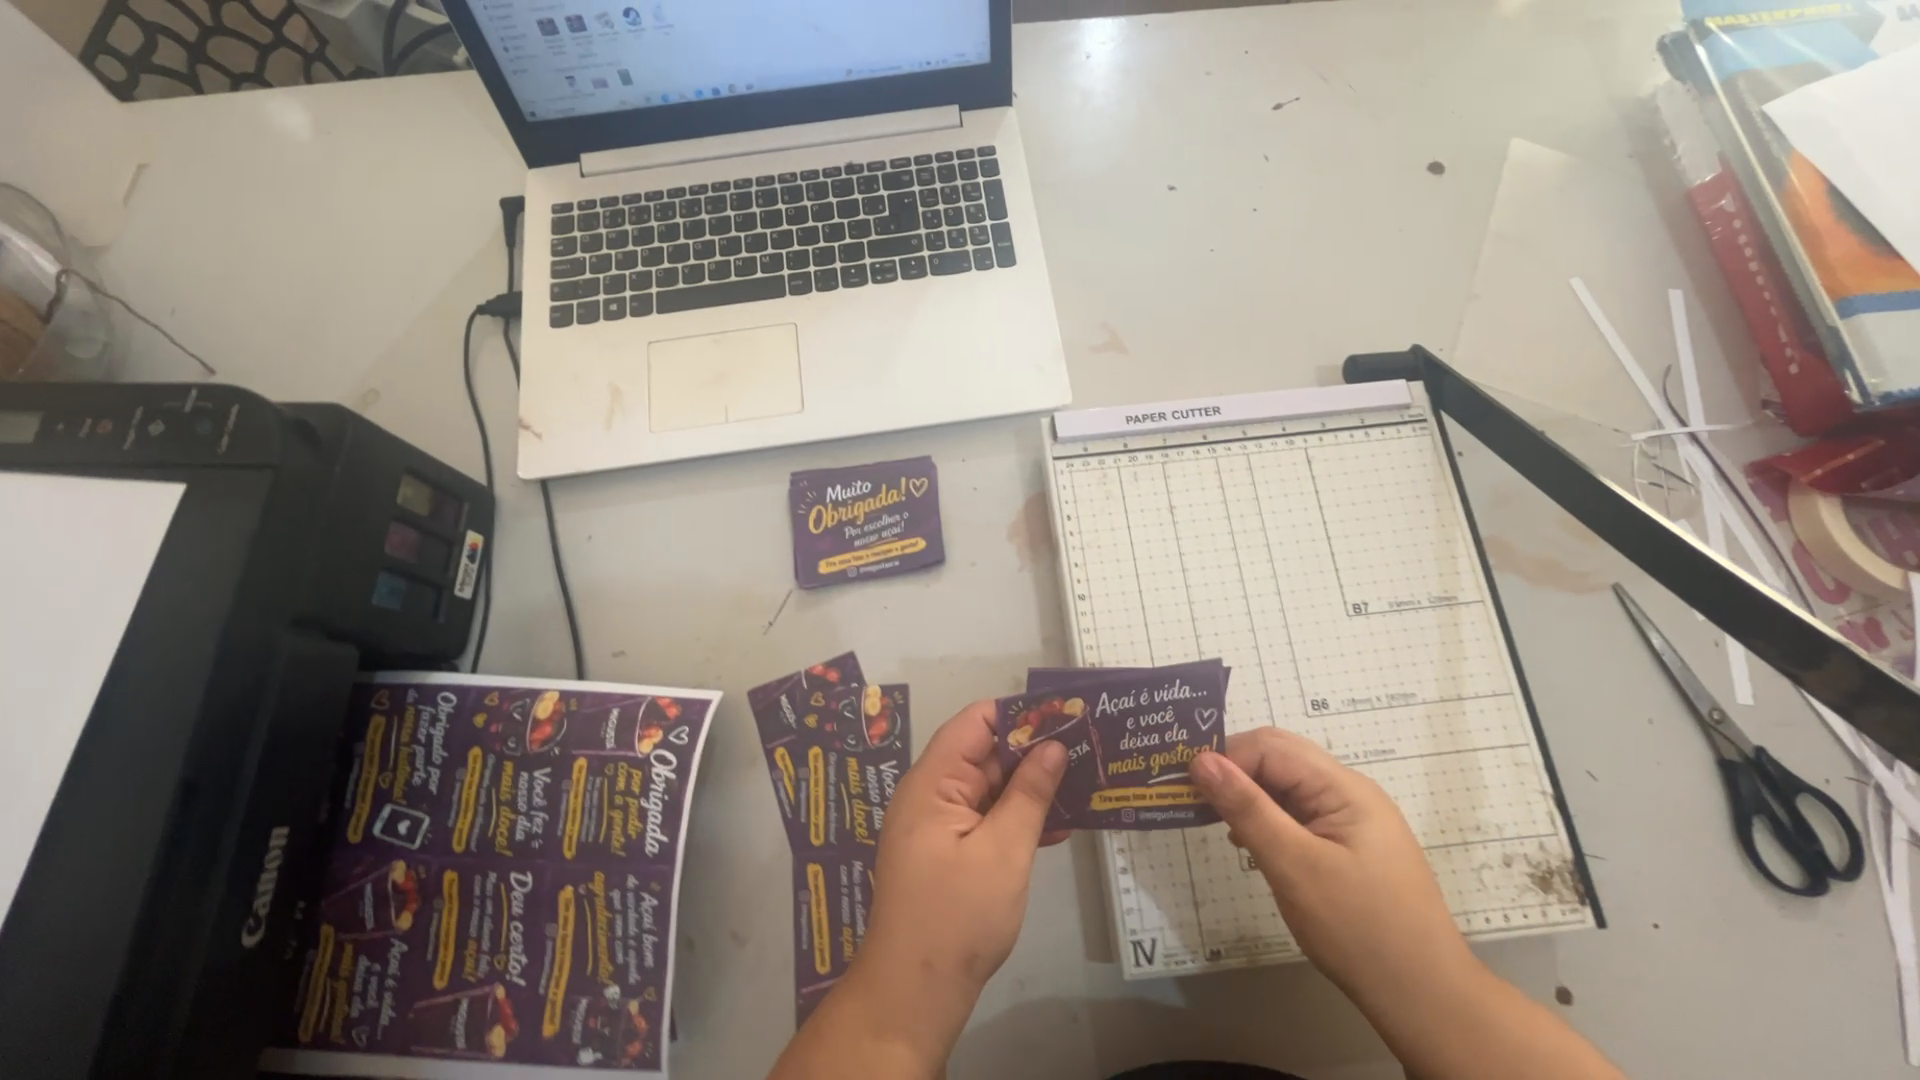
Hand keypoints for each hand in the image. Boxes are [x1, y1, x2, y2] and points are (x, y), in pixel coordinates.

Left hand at [842, 702, 1067, 1060]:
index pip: (975, 722)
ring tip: (1085, 781)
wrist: (915, 993)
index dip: (1019, 713)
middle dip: (1033, 749)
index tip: (1066, 714)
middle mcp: (931, 794)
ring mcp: (939, 824)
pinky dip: (1018, 817)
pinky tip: (1060, 824)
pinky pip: (986, 818)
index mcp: (933, 782)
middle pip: (984, 753)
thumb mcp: (1003, 851)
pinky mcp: (949, 852)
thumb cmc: (957, 916)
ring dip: (1031, 785)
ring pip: (990, 787)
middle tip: (1088, 746)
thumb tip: (1054, 746)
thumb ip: (1029, 794)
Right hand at [1189, 729, 1473, 1005]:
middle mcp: (1348, 792)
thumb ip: (1247, 809)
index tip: (1185, 785)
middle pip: (1279, 758)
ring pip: (1286, 786)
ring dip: (1247, 794)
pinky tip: (1246, 842)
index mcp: (1343, 787)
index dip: (1226, 758)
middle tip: (1191, 796)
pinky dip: (1265, 818)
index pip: (1270, 747)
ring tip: (1211, 819)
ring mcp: (1350, 819)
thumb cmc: (1357, 928)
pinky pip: (1297, 813)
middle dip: (1233, 769)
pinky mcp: (1347, 845)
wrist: (1424, 996)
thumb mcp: (1294, 866)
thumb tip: (1201, 760)